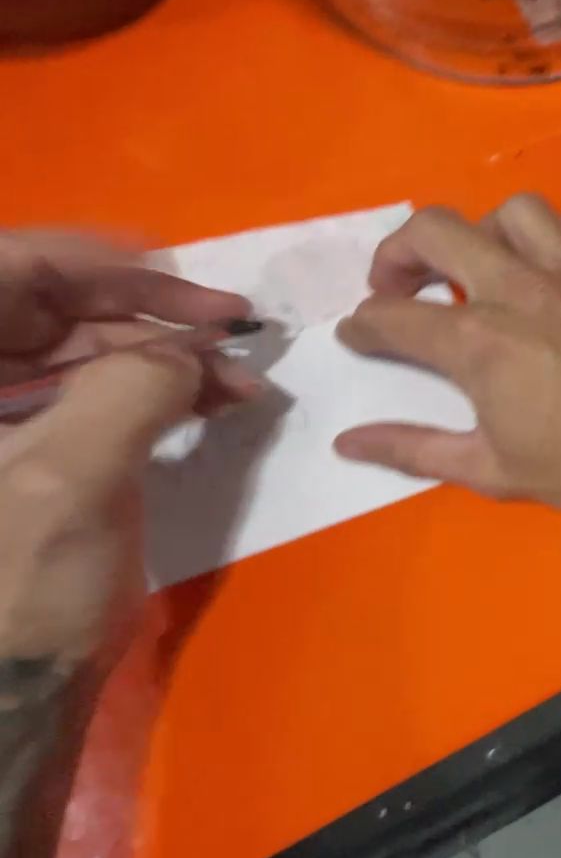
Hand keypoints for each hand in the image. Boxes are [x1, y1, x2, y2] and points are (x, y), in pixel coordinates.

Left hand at [0, 233, 253, 665]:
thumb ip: (126, 396)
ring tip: (241, 385)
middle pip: (44, 306)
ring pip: (76, 347)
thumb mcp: (65, 487)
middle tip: (240, 346)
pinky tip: (209, 402)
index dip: (107, 268)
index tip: (206, 299)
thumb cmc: (8, 588)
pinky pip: (90, 390)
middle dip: (152, 319)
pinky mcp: (20, 445)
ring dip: (166, 357)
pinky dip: (156, 388)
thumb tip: (189, 349)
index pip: (6, 272)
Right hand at [333, 196, 560, 561]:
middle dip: (403, 253)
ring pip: (525, 213)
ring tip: (492, 266)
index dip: (364, 326)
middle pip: (439, 232)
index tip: (364, 336)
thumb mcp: (489, 469)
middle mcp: (526, 293)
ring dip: (495, 230)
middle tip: (407, 287)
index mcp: (479, 340)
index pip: (392, 316)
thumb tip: (348, 442)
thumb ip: (412, 448)